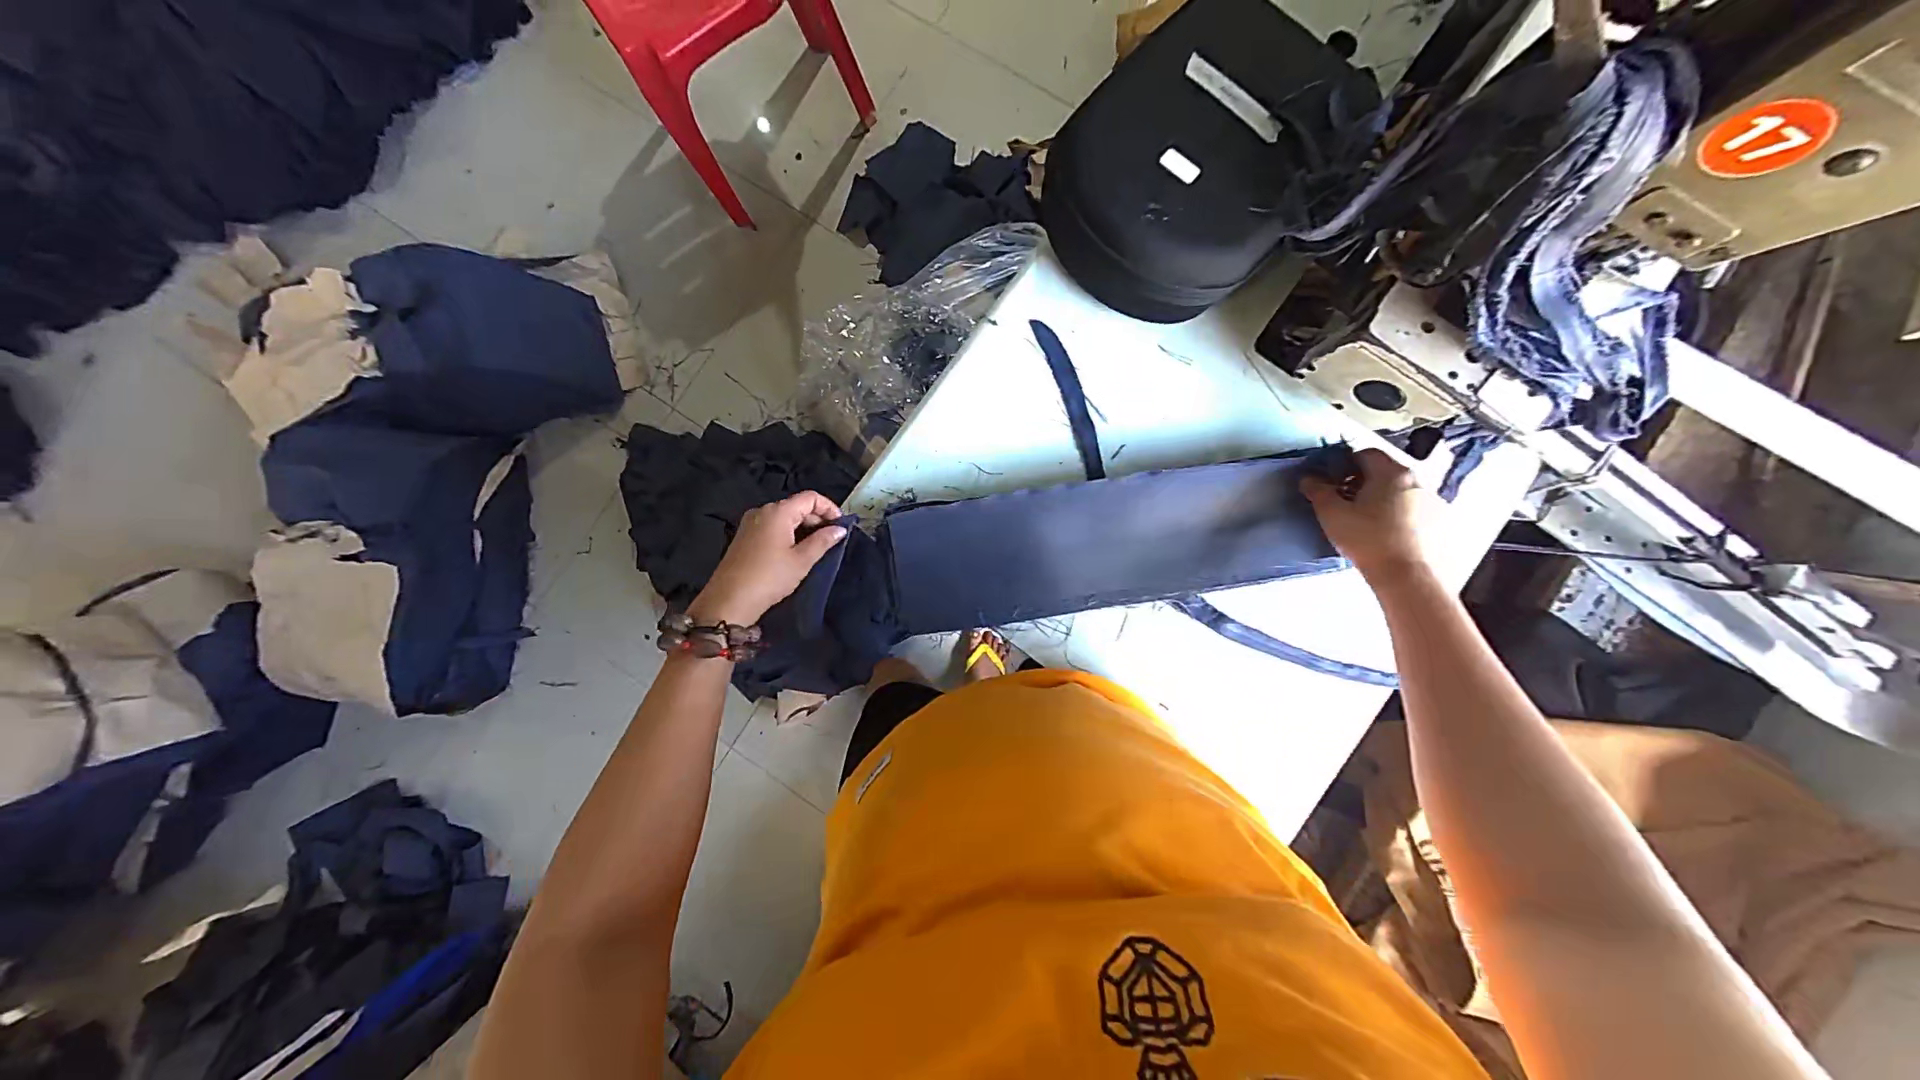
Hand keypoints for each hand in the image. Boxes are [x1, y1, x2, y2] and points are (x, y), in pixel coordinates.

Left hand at [687, 491, 848, 625]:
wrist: (729, 600)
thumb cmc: (769, 578)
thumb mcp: (802, 560)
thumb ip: (823, 541)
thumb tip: (839, 529)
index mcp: (778, 512)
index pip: (810, 497)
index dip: (830, 508)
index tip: (841, 526)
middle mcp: (762, 511)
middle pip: (797, 505)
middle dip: (817, 518)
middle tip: (831, 539)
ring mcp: (751, 523)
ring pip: (784, 516)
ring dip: (803, 527)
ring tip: (816, 548)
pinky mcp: (745, 536)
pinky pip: (772, 526)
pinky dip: (788, 533)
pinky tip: (795, 551)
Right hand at [1300, 447, 1435, 583]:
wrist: (1407, 575)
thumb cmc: (1368, 540)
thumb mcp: (1332, 514)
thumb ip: (1318, 491)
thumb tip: (1309, 479)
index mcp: (1391, 473)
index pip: (1365, 453)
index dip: (1345, 463)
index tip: (1333, 479)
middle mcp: (1417, 480)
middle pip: (1384, 471)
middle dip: (1363, 481)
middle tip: (1345, 499)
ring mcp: (1433, 501)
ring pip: (1400, 490)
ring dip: (1382, 498)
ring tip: (1364, 519)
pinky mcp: (1441, 522)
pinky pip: (1414, 508)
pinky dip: (1399, 514)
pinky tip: (1385, 532)